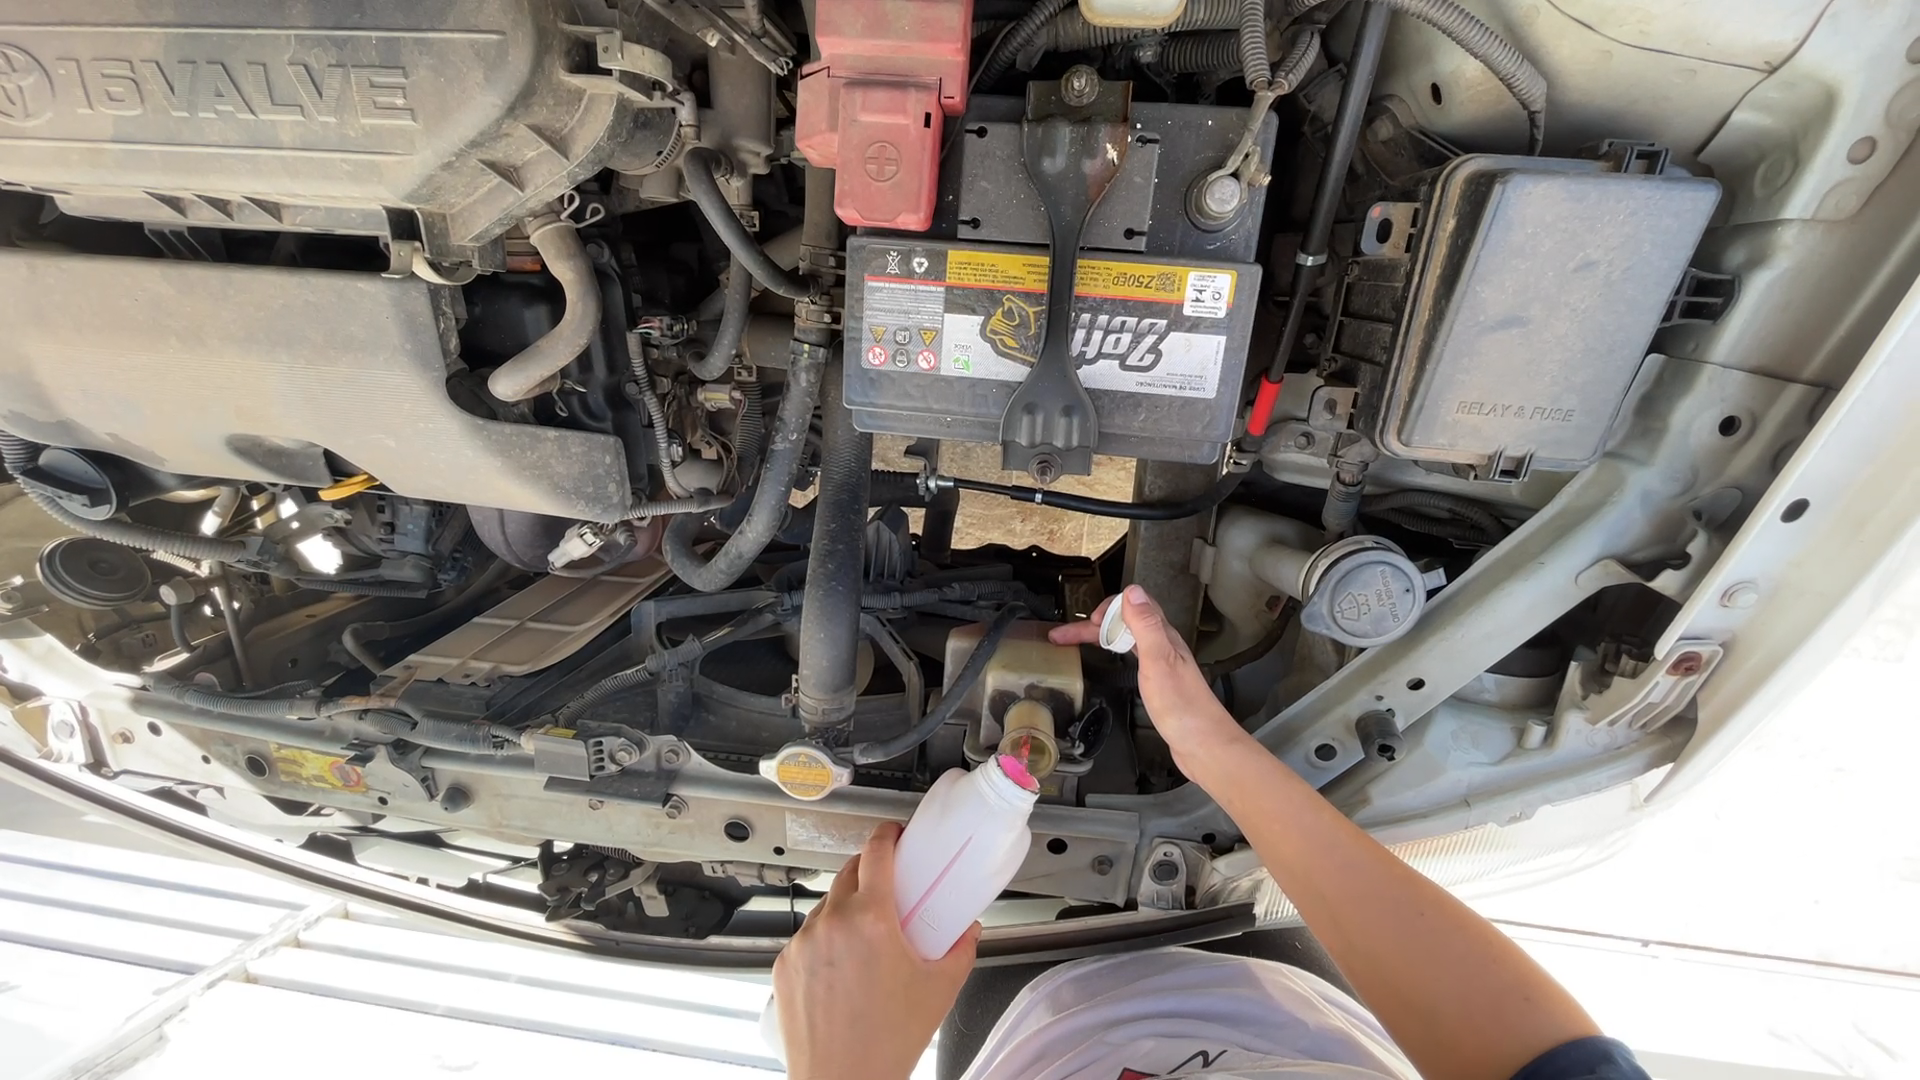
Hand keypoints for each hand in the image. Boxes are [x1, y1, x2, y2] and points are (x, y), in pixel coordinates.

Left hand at [772, 822, 980, 1079]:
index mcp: (871, 918)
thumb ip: (959, 949)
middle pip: (850, 870)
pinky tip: (843, 964)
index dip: (887, 834)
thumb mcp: (939, 989)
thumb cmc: (887, 1043)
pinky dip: (826, 936)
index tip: (894, 833)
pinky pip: (808, 934)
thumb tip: (967, 929)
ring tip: (866, 936)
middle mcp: (833, 922)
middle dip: (870, 868)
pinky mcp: (785, 963)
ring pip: (828, 903)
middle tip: (889, 885)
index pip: (876, 852)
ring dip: (847, 906)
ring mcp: (804, 942)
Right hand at [1049, 585, 1245, 764]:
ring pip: (1125, 639)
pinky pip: (1130, 656)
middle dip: (1092, 625)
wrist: (1204, 745)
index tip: (1086, 623)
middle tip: (1063, 635)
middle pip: (1124, 623)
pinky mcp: (1158, 682)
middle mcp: (1162, 646)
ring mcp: (1161, 664)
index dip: (1106, 609)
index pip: (1131, 606)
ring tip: (1076, 643)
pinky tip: (1109, 660)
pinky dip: (1112, 652)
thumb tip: (1132, 592)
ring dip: (1100, 636)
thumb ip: (1146, 625)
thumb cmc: (1183, 708)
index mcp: (1162, 637)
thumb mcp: (1159, 660)